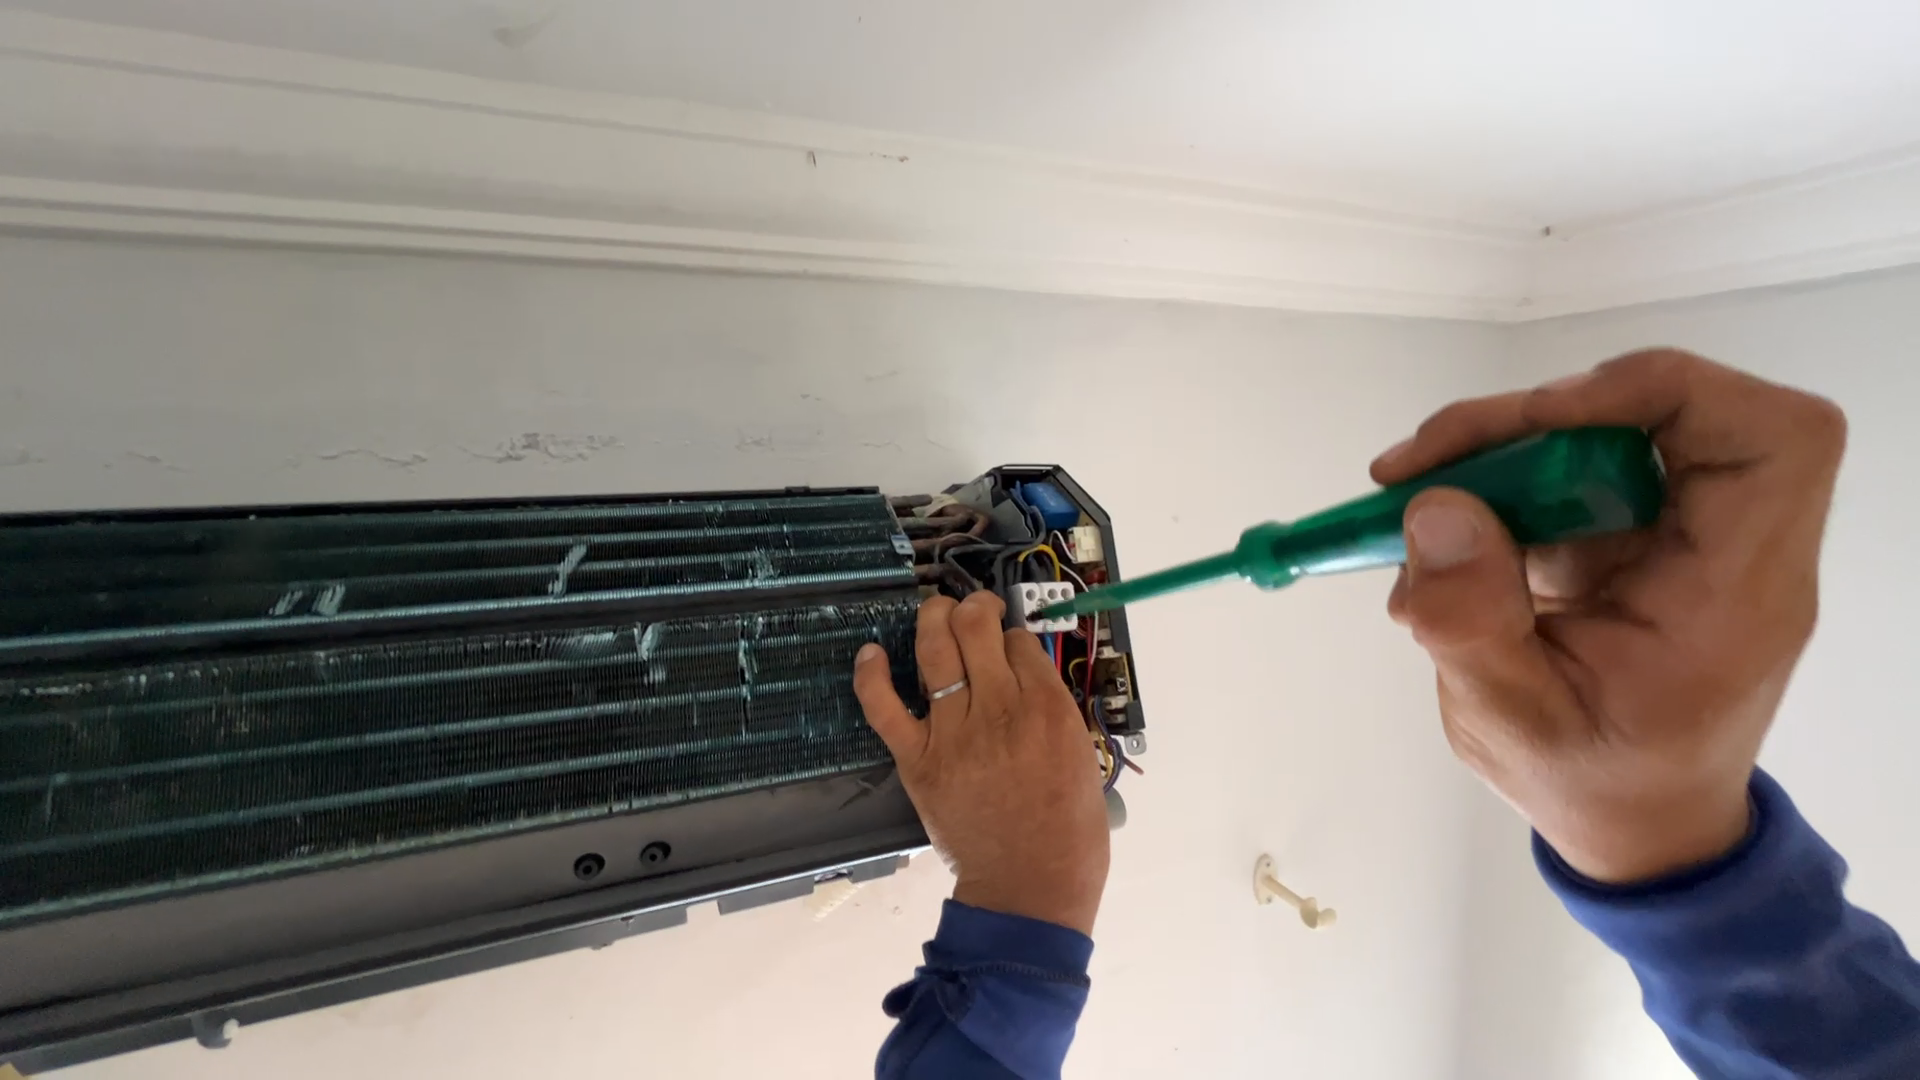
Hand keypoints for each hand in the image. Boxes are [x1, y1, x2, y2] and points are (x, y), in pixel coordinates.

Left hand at [852, 591, 1110, 933]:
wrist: (1029, 888)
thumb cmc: (1068, 829)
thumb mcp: (1082, 754)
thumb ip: (1053, 706)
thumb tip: (1025, 669)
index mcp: (1047, 709)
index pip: (1020, 640)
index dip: (1013, 635)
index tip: (1009, 646)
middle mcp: (999, 710)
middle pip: (976, 627)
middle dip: (975, 606)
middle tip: (975, 611)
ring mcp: (953, 733)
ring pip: (934, 649)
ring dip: (933, 618)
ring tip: (937, 612)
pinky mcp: (918, 760)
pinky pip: (885, 707)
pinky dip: (872, 675)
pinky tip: (872, 652)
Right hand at [1377, 349, 1846, 883]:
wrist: (1622, 815)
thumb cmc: (1585, 780)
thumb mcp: (1509, 715)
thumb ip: (1469, 621)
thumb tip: (1435, 508)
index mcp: (1727, 593)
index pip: (1766, 440)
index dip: (1657, 395)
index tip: (1539, 417)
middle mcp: (1709, 548)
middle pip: (1648, 421)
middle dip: (1516, 426)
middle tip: (1413, 466)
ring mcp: (1656, 543)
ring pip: (1584, 445)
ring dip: (1483, 455)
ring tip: (1398, 497)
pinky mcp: (1605, 547)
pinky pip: (1545, 485)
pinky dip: (1475, 494)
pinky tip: (1424, 542)